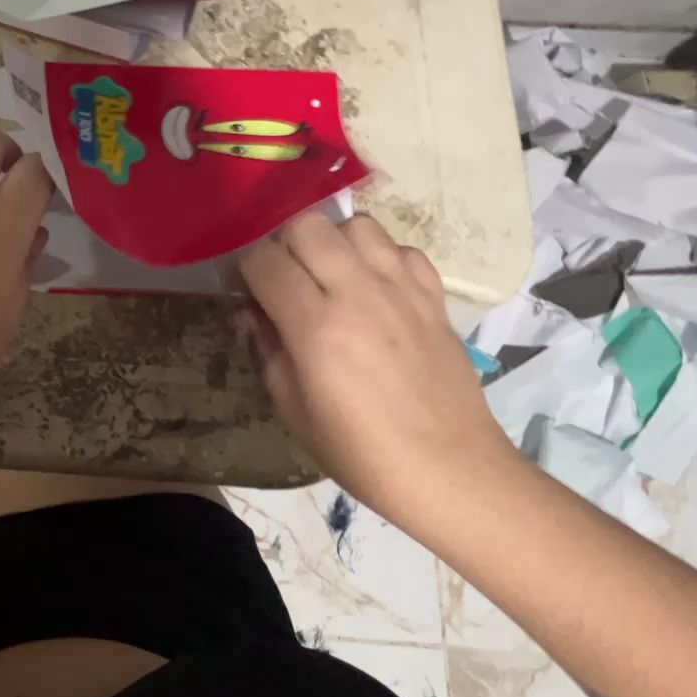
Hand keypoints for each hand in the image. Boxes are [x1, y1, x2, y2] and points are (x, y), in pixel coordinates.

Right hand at [238, 213, 520, 520]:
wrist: (450, 472)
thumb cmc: (358, 451)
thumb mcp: (291, 407)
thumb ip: (267, 348)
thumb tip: (252, 311)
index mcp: (315, 327)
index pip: (264, 260)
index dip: (246, 269)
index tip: (246, 288)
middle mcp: (357, 294)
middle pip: (307, 225)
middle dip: (284, 243)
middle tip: (284, 276)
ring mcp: (402, 290)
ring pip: (357, 225)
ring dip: (333, 241)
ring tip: (330, 274)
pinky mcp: (435, 297)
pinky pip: (403, 249)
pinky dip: (382, 257)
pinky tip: (374, 287)